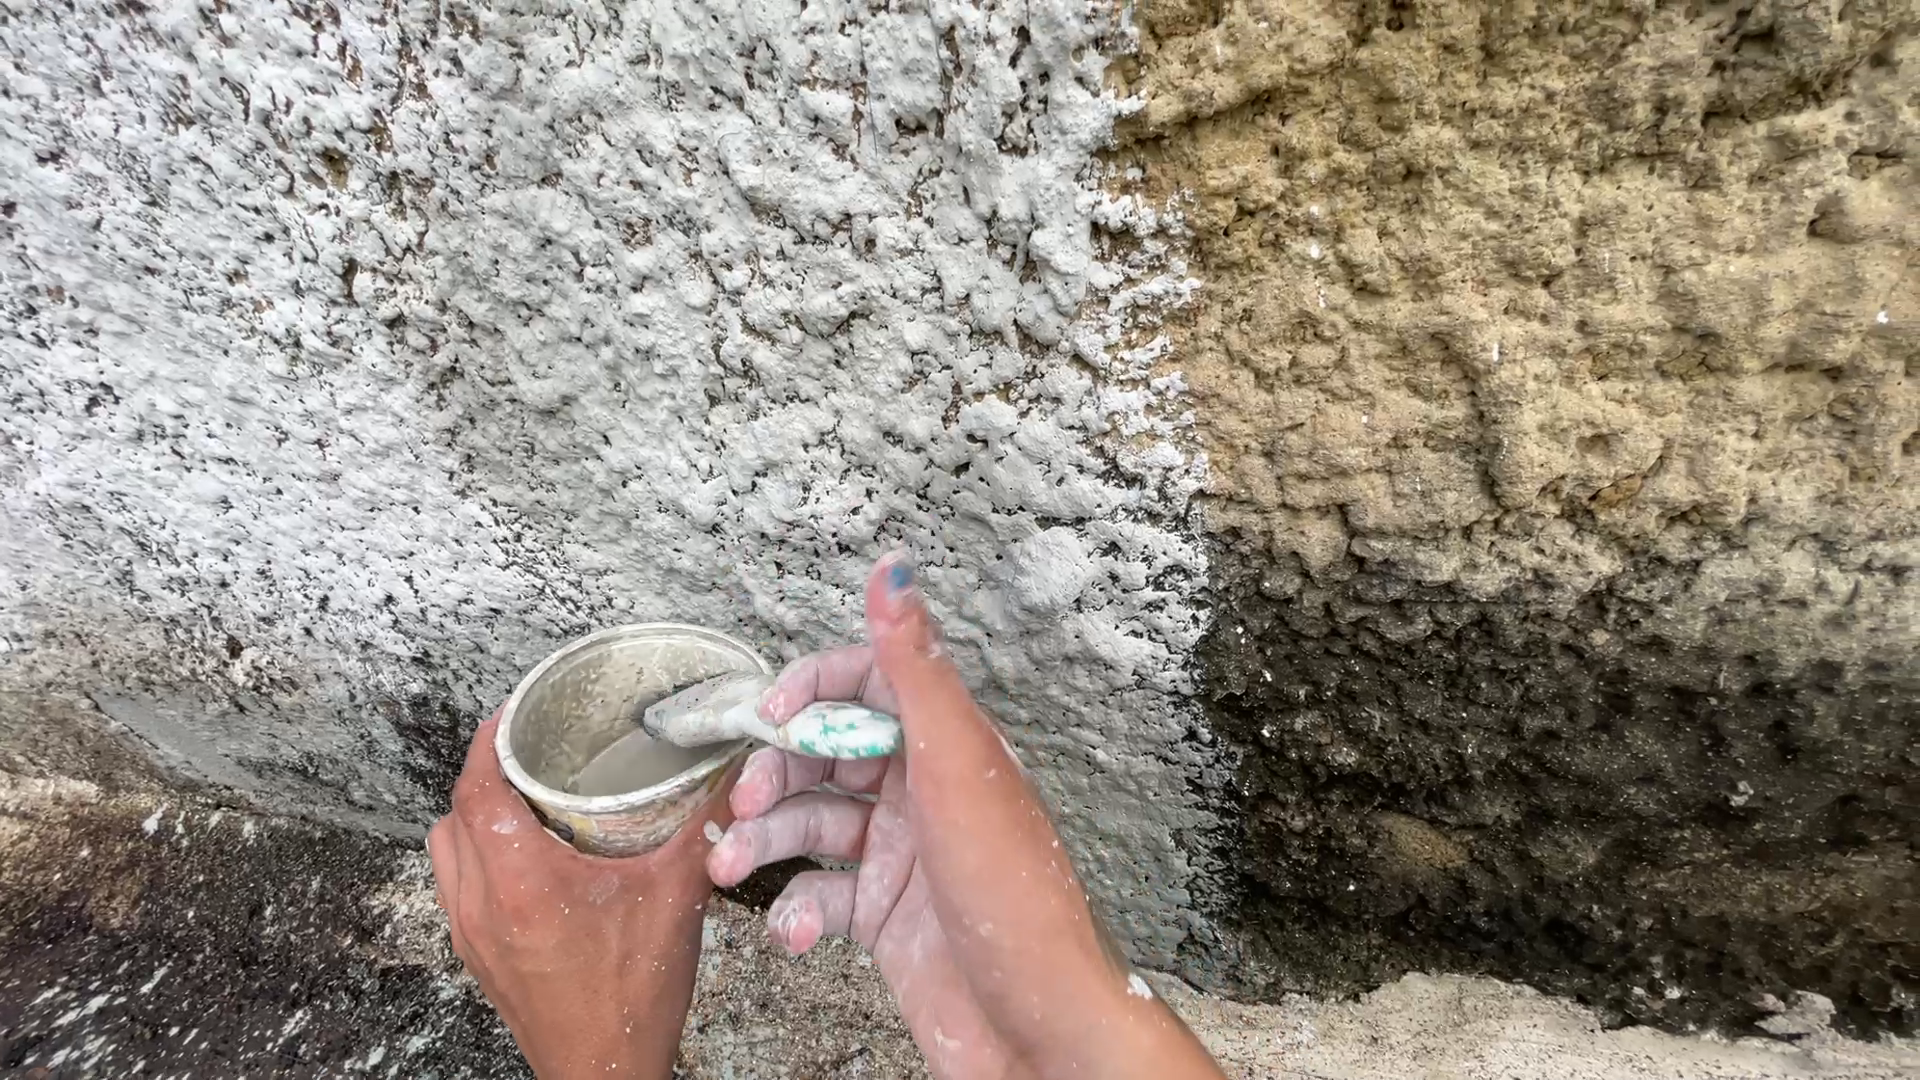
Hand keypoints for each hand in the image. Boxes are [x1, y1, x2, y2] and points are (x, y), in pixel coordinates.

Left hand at [428, 710, 730, 1079]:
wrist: (604, 1073)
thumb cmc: (632, 994)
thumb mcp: (680, 894)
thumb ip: (708, 825)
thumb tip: (735, 774)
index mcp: (522, 884)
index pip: (477, 794)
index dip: (486, 743)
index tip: (512, 711)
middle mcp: (481, 906)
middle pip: (453, 815)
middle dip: (485, 770)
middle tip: (530, 746)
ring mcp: (472, 934)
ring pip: (447, 849)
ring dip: (478, 811)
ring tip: (530, 790)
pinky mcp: (479, 953)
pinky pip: (458, 881)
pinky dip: (481, 848)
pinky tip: (532, 848)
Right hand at [706, 554, 1225, 1079]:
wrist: (1033, 1024)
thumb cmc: (1008, 889)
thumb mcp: (953, 760)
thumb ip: (914, 666)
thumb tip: (895, 572)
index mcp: (943, 741)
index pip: (867, 682)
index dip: (814, 687)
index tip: (771, 710)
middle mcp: (920, 787)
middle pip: (827, 753)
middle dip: (778, 772)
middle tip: (747, 800)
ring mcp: (899, 849)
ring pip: (813, 822)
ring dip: (768, 840)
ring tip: (737, 864)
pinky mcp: (882, 910)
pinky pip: (820, 891)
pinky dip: (797, 908)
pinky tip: (798, 928)